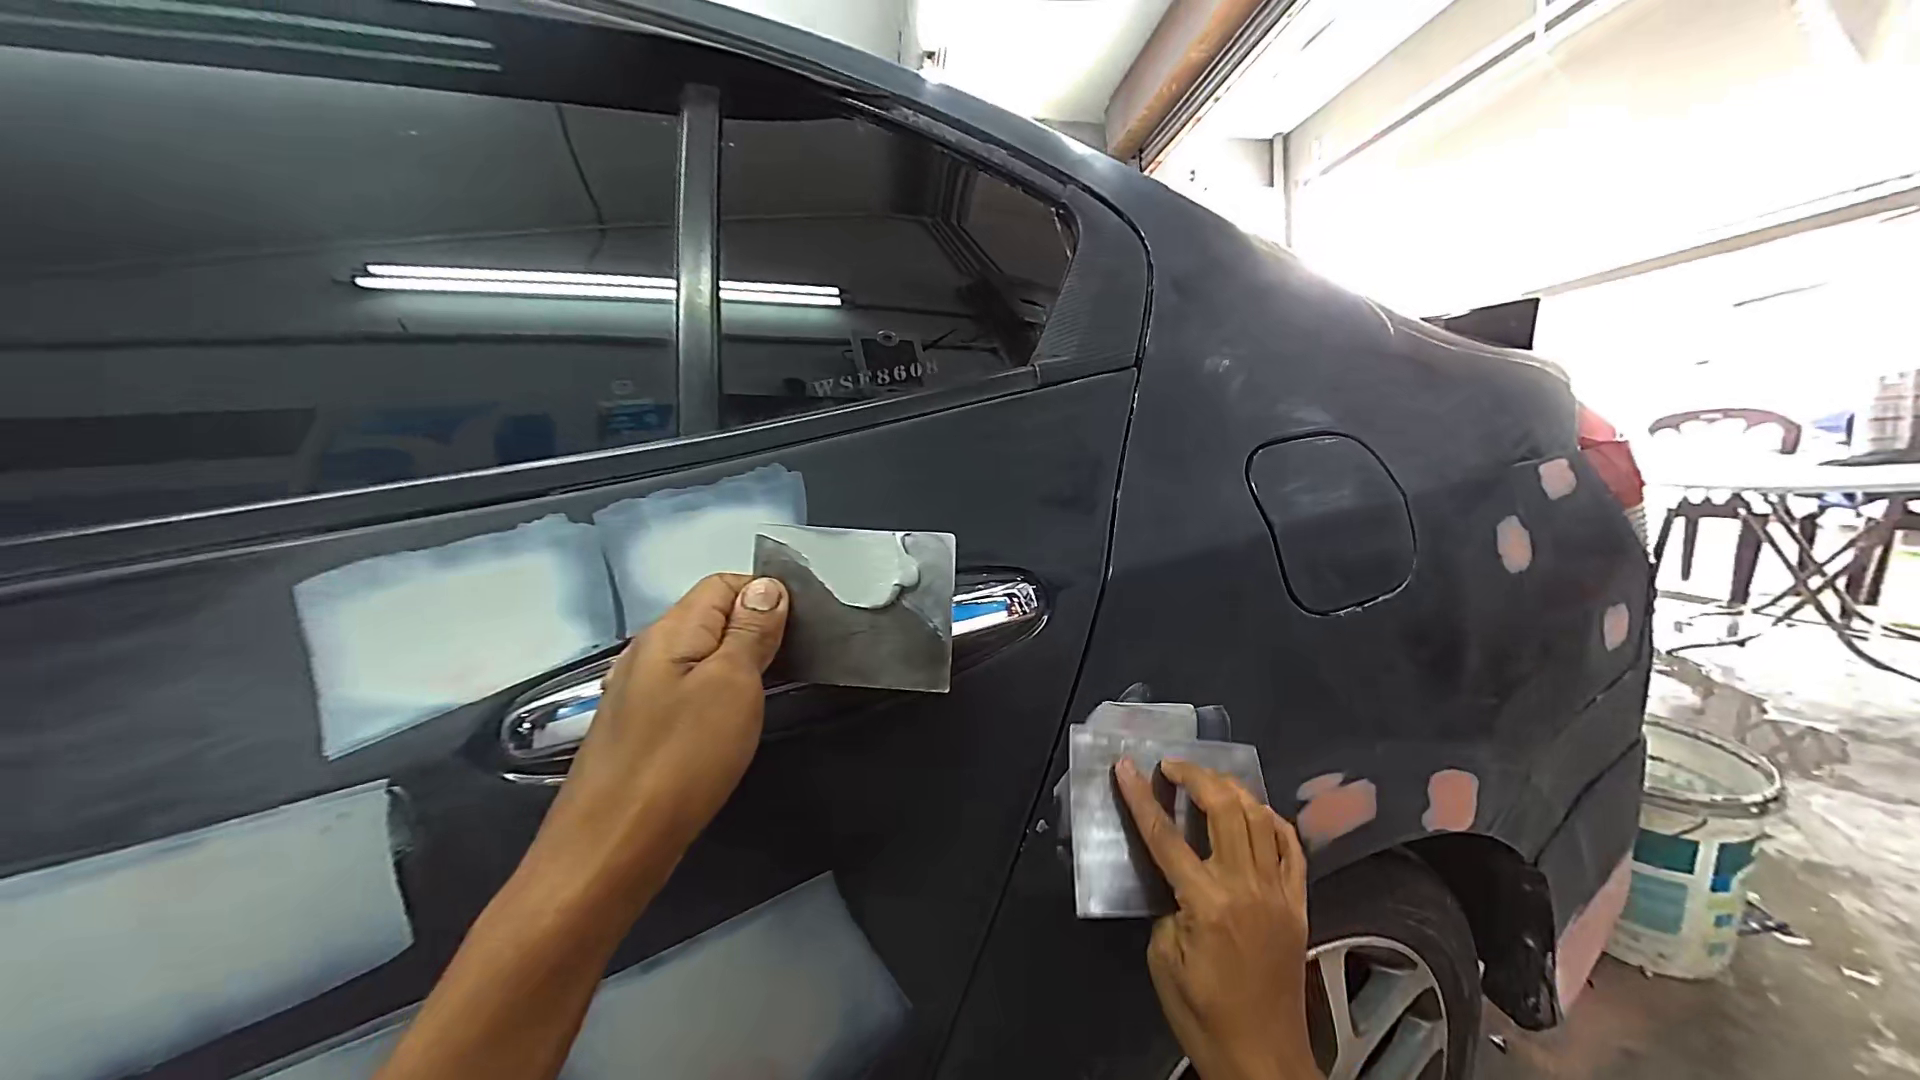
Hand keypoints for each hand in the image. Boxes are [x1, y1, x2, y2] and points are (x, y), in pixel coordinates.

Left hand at [533, 573, 788, 901]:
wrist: (613, 847)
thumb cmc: (681, 759)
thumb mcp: (731, 684)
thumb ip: (750, 631)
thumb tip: (766, 586)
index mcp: (670, 631)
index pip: (723, 583)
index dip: (764, 594)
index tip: (799, 627)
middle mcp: (650, 651)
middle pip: (712, 615)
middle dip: (756, 628)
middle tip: (793, 659)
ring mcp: (642, 690)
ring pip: (702, 653)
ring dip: (740, 660)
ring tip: (772, 686)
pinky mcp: (643, 724)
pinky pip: (690, 686)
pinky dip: (719, 690)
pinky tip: (734, 717)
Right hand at [1115, 758, 1318, 1079]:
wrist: (1264, 1061)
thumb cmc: (1203, 1016)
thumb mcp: (1164, 960)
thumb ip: (1167, 904)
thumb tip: (1173, 873)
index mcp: (1207, 903)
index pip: (1165, 835)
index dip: (1141, 796)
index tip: (1126, 766)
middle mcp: (1247, 887)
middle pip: (1224, 808)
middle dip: (1194, 776)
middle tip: (1171, 766)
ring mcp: (1279, 893)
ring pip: (1260, 817)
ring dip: (1231, 788)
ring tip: (1207, 779)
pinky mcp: (1299, 904)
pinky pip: (1292, 847)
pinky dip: (1272, 819)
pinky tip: (1254, 810)